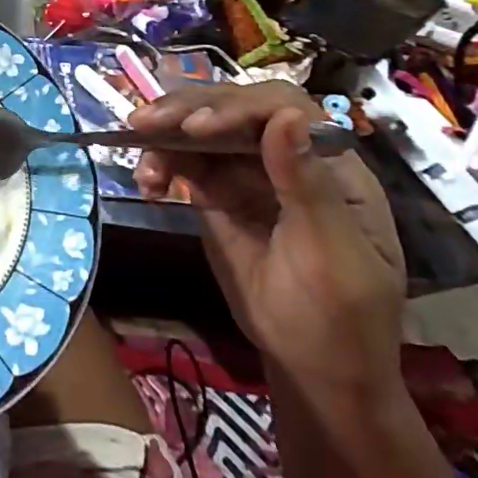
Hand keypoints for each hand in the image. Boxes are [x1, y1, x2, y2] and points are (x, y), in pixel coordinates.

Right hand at [129, 84, 405, 397]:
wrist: (312, 369)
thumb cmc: (338, 317)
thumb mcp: (330, 254)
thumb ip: (306, 183)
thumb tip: (286, 114)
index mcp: (329, 161)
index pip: (281, 108)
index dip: (238, 107)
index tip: (198, 127)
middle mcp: (286, 155)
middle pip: (234, 110)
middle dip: (188, 111)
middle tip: (145, 122)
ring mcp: (249, 173)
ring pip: (202, 132)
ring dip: (166, 136)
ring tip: (139, 154)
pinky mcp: (218, 193)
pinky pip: (185, 163)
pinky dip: (162, 164)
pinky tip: (148, 183)